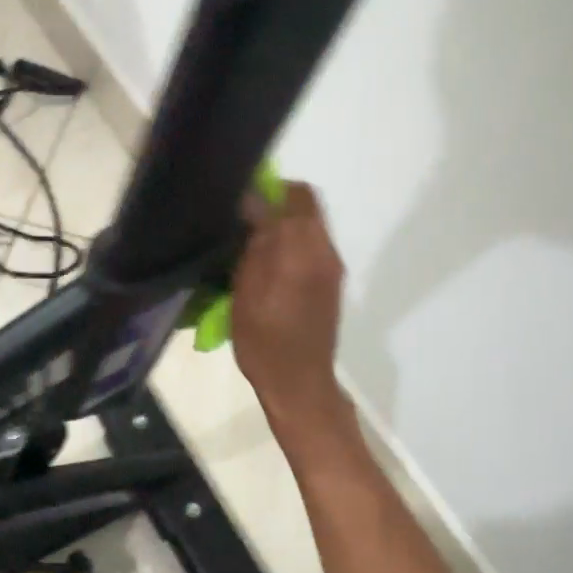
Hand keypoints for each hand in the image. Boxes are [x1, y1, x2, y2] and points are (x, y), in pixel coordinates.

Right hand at [232, 182, 349, 427]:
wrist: (298, 383)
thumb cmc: (263, 339)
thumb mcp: (246, 288)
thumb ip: (256, 241)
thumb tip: (254, 202)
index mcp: (304, 247)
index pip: (294, 194)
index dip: (267, 190)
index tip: (240, 201)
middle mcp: (325, 250)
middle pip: (305, 208)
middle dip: (276, 207)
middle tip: (244, 224)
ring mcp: (332, 268)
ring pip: (309, 228)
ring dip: (284, 229)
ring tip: (253, 249)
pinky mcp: (331, 285)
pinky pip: (312, 249)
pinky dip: (292, 248)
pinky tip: (269, 270)